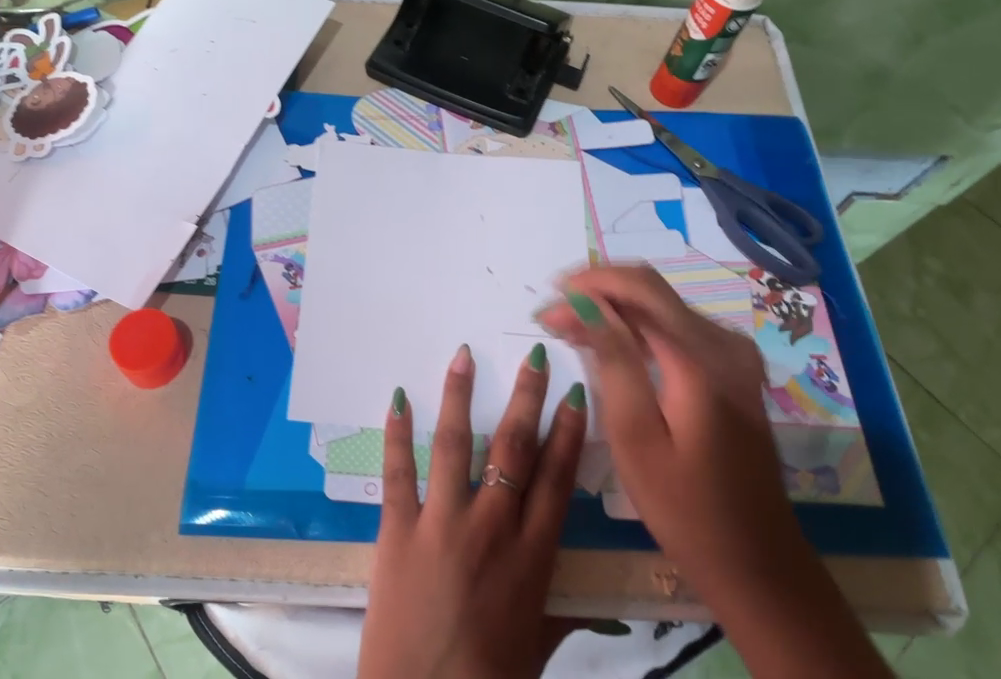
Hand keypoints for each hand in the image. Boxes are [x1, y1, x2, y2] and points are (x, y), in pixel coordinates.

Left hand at [358, 344, 587, 678]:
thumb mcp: (539, 645)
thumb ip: (566, 614)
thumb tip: (604, 610)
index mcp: (532, 557)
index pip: (556, 479)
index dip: (568, 433)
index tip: (574, 393)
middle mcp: (491, 528)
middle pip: (513, 449)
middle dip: (526, 398)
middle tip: (532, 355)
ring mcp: (441, 524)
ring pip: (454, 445)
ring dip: (459, 396)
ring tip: (463, 355)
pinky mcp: (397, 531)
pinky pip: (398, 473)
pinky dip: (396, 434)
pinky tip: (397, 398)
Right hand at [538, 264, 894, 678]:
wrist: (754, 557)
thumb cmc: (684, 507)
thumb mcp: (635, 436)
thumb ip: (614, 360)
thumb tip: (587, 304)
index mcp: (701, 358)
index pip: (638, 289)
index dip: (588, 286)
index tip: (546, 304)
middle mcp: (724, 343)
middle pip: (652, 292)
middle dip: (597, 294)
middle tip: (551, 317)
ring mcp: (734, 357)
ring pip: (664, 308)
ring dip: (616, 310)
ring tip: (569, 330)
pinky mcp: (734, 373)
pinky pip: (678, 331)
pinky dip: (639, 330)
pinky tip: (610, 346)